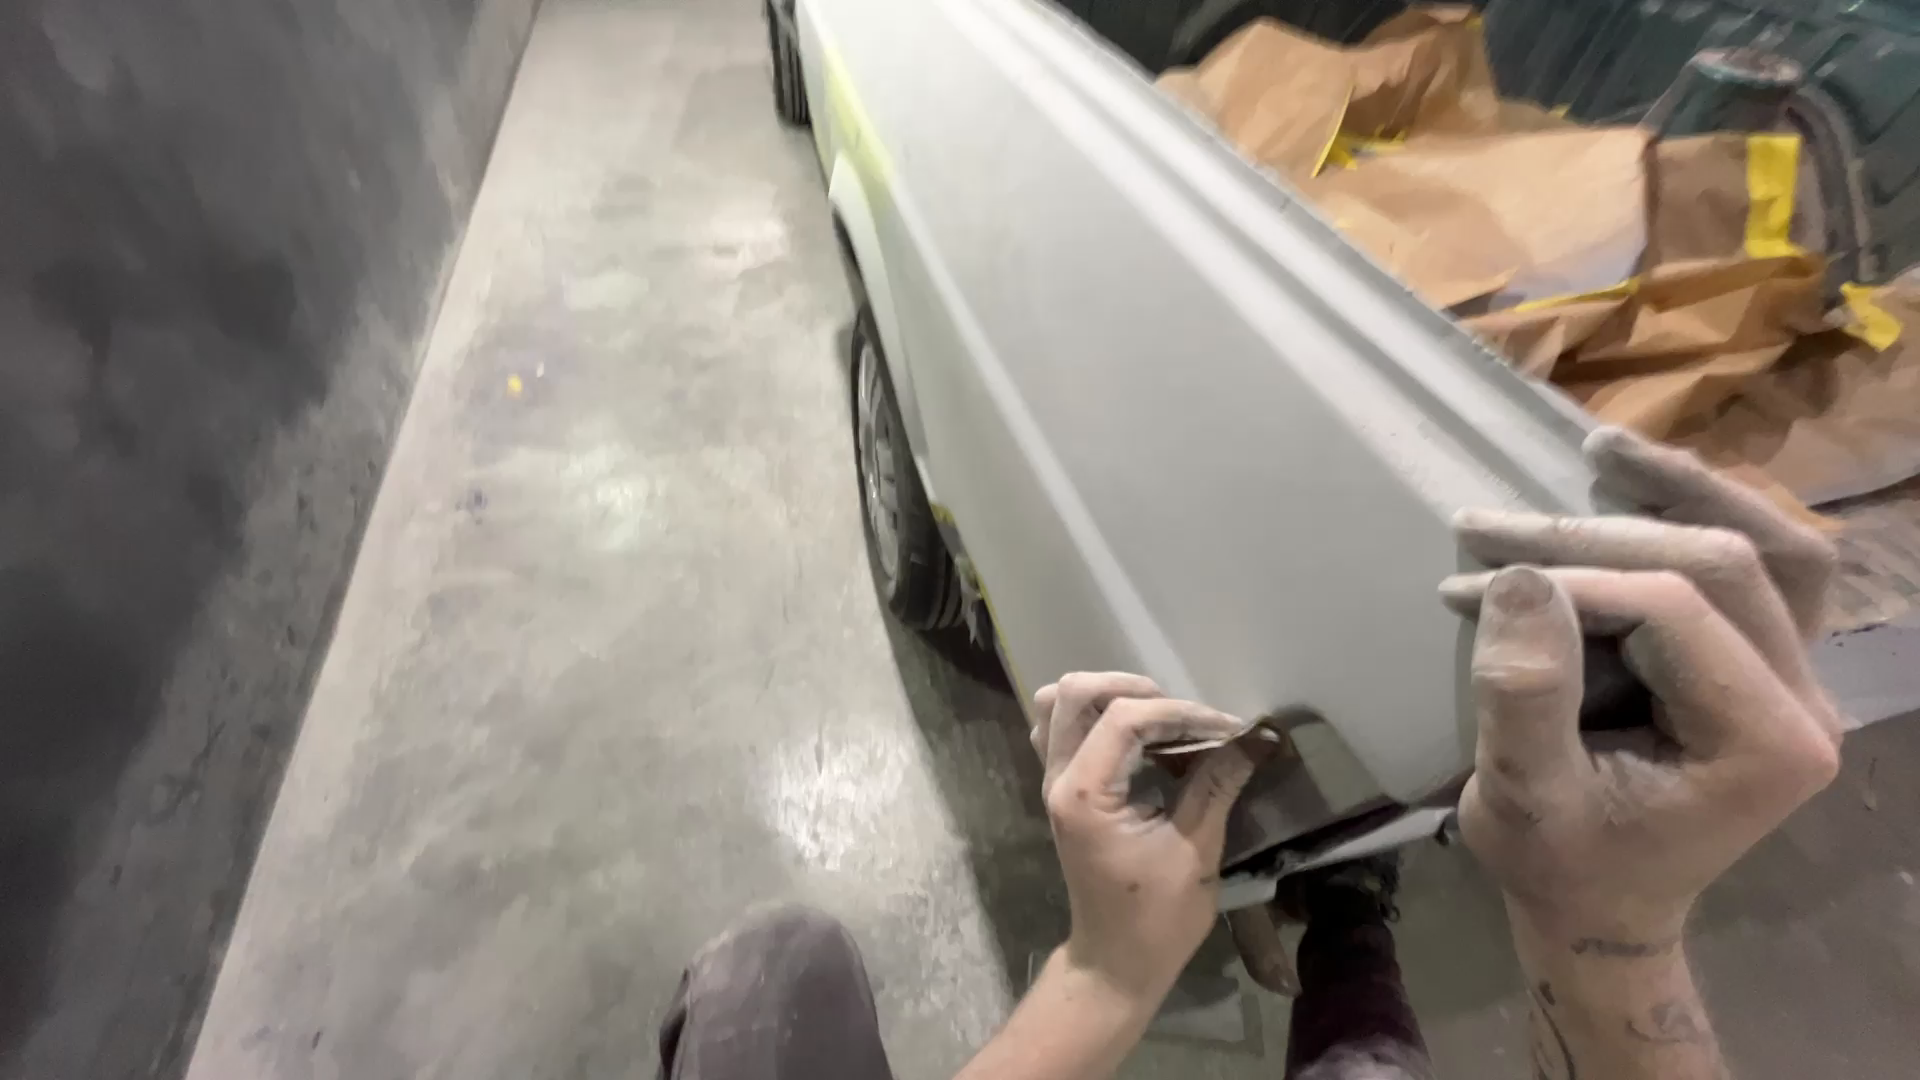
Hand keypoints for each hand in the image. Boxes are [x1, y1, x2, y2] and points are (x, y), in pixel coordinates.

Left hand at [1030, 672, 1257, 1001]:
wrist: (1115, 960)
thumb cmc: (1156, 918)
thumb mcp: (1195, 850)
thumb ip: (1216, 783)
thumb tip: (1254, 737)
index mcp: (1084, 794)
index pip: (1122, 718)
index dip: (1178, 712)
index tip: (1224, 727)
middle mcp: (1057, 777)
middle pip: (1075, 693)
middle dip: (1134, 689)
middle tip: (1183, 717)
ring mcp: (1052, 779)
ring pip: (1057, 704)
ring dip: (1107, 695)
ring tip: (1156, 716)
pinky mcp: (1060, 785)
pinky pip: (1058, 728)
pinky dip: (1092, 715)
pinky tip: (1133, 733)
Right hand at [1440, 426, 1841, 944]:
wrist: (1598, 901)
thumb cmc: (1556, 858)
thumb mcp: (1523, 791)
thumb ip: (1525, 690)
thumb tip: (1516, 577)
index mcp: (1764, 737)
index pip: (1668, 610)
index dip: (1562, 585)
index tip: (1463, 589)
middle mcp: (1804, 698)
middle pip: (1725, 564)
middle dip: (1591, 532)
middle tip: (1482, 526)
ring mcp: (1790, 677)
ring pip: (1774, 549)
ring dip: (1681, 491)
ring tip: (1600, 447)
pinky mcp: (1750, 666)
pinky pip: (1757, 571)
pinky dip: (1696, 516)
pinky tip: (1636, 487)